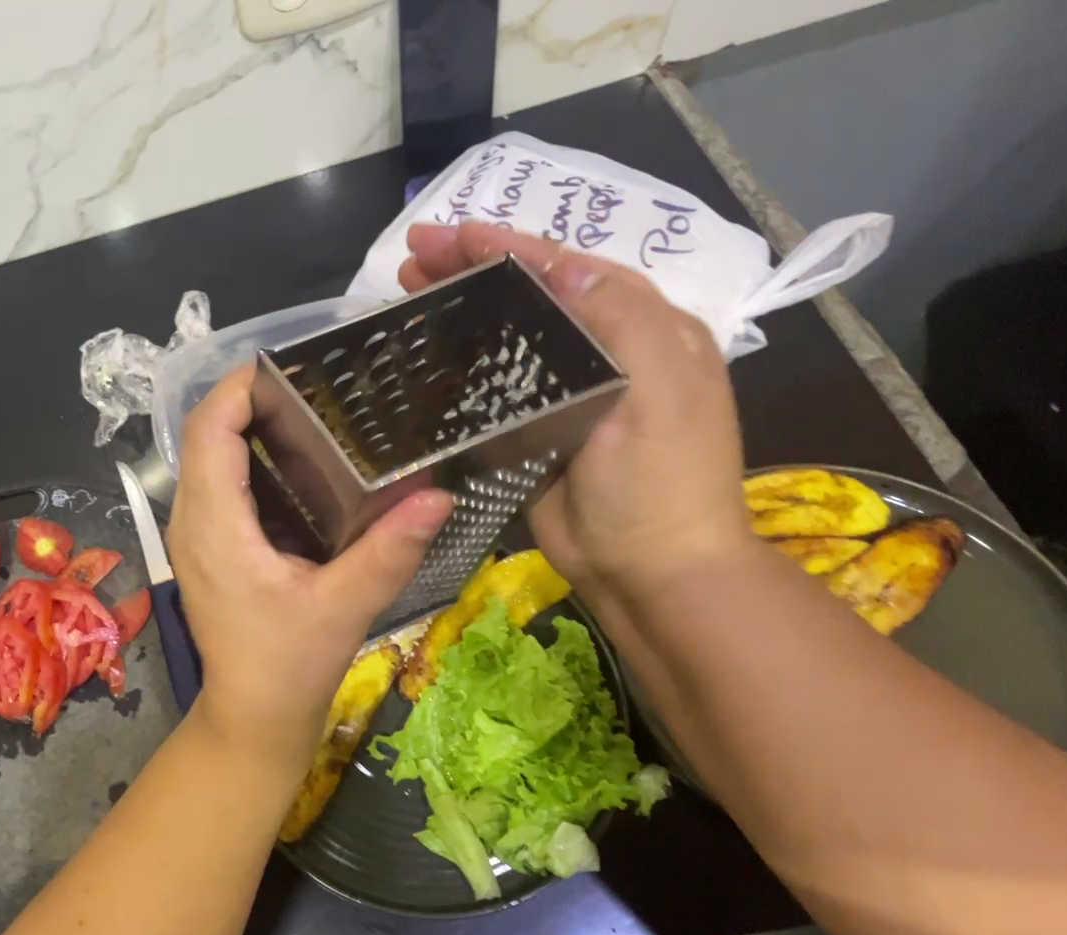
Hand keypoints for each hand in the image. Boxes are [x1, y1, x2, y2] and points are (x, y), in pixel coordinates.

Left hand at [167, 366, 452, 771]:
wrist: (253, 715)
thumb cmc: (289, 666)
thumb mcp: (344, 607)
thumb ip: (388, 551)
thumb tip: (439, 494)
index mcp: (216, 528)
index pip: (208, 433)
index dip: (237, 389)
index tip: (286, 364)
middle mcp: (191, 523)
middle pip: (203, 437)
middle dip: (246, 400)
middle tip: (310, 383)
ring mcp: (192, 536)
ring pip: (205, 459)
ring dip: (244, 427)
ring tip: (305, 410)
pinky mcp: (205, 548)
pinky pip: (215, 484)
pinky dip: (245, 458)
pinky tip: (294, 462)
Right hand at [398, 221, 755, 606]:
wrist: (649, 571)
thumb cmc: (661, 480)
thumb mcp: (657, 388)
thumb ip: (617, 318)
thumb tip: (560, 265)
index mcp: (642, 329)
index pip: (566, 270)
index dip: (506, 246)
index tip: (449, 231)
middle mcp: (602, 353)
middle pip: (529, 296)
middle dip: (472, 271)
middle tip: (412, 259)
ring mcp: (564, 396)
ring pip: (504, 338)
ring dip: (458, 312)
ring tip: (405, 290)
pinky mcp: (533, 434)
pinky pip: (490, 388)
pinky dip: (457, 366)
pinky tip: (422, 356)